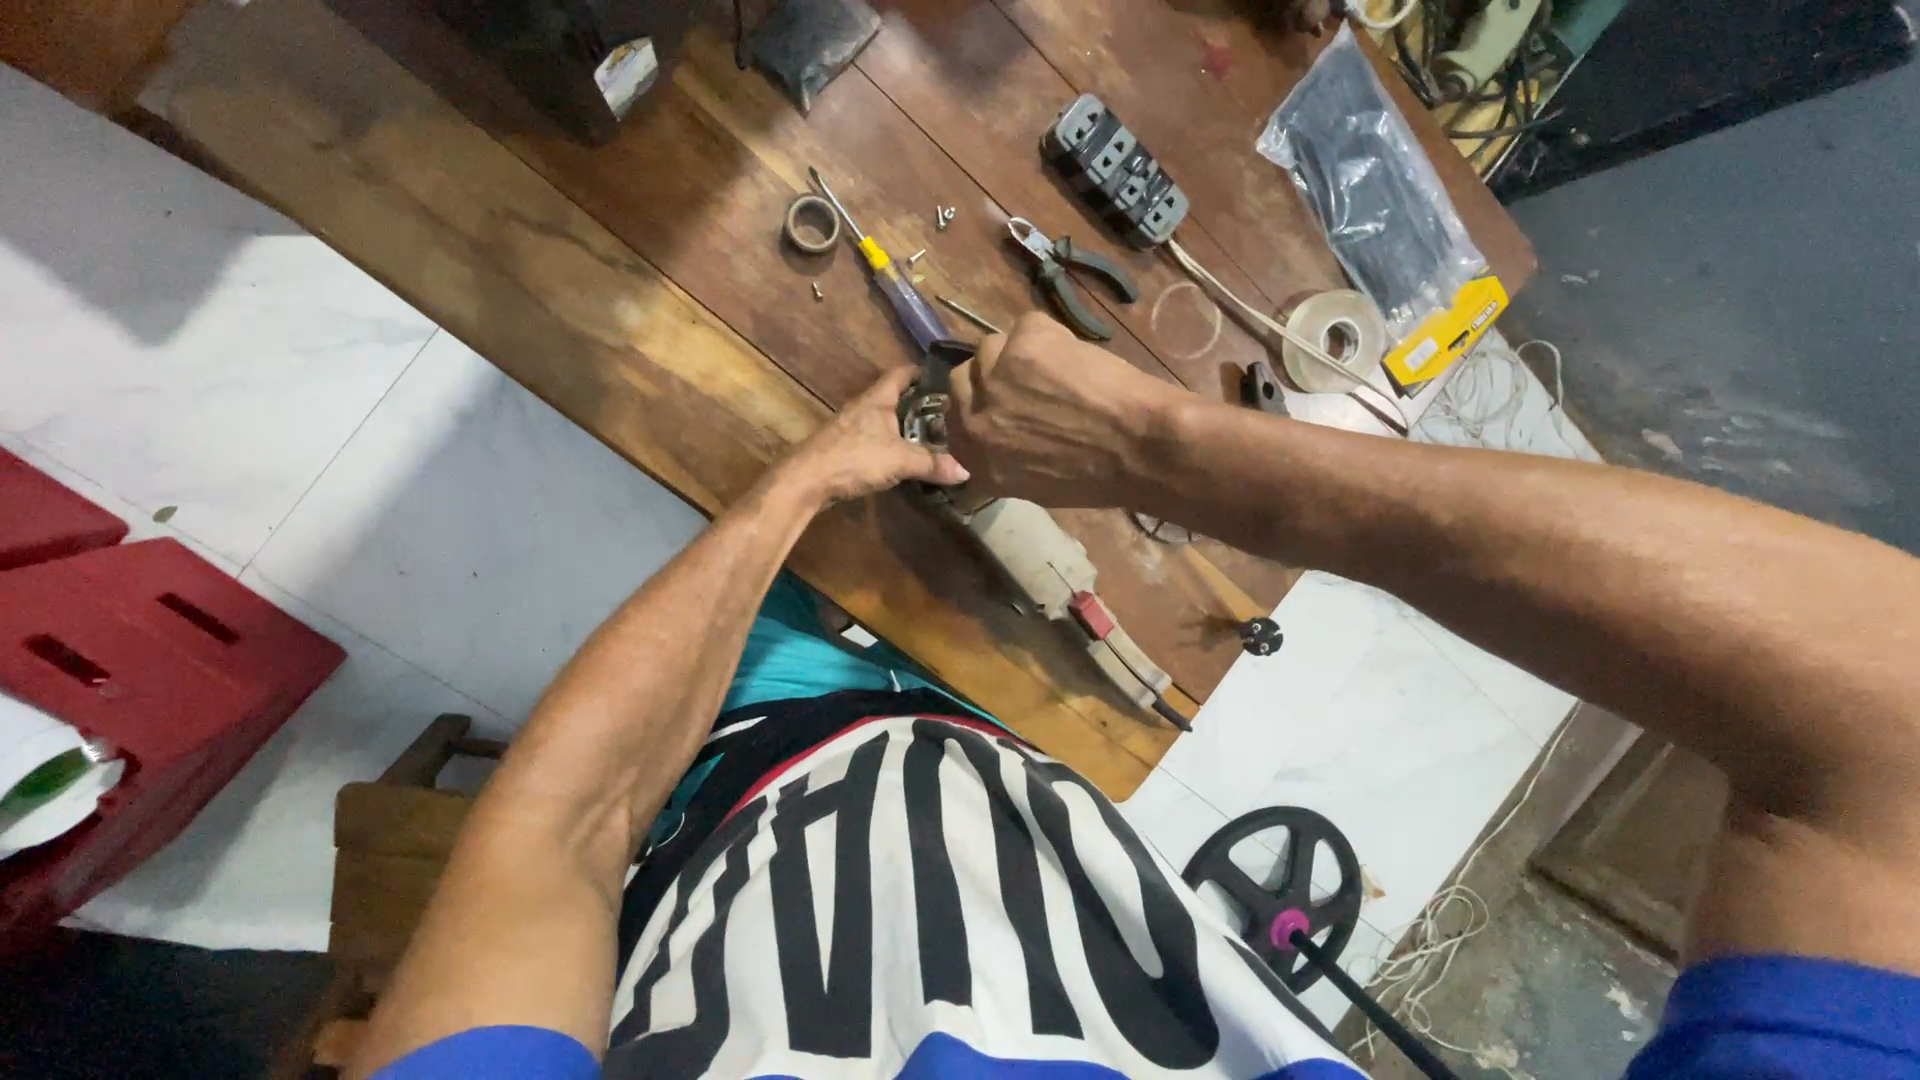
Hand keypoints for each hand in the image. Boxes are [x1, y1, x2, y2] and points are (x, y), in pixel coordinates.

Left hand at [778, 366, 969, 505]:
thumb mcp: (900, 460)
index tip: (943, 378)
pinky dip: (892, 447)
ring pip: (885, 423)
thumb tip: (965, 472)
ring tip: (930, 439)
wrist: (807, 480)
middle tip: (946, 415)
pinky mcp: (845, 450)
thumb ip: (932, 464)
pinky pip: (875, 442)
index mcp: (877, 399)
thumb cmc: (854, 457)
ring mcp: (851, 429)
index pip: (901, 373)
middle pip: (895, 399)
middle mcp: (863, 408)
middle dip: (918, 405)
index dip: (921, 372)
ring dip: (904, 429)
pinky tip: (904, 461)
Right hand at [945, 312, 1185, 505]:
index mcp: (975, 459)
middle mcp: (973, 418)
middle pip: (961, 377)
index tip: (997, 402)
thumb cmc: (1099, 477)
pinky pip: (1028, 326)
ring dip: (1018, 354)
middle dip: (989, 376)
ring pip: (992, 347)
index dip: (976, 405)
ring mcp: (995, 377)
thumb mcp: (1032, 485)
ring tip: (1056, 369)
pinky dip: (1052, 338)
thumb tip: (999, 435)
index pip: (952, 419)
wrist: (1140, 447)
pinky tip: (1078, 360)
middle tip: (1026, 380)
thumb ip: (1000, 457)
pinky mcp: (1024, 343)